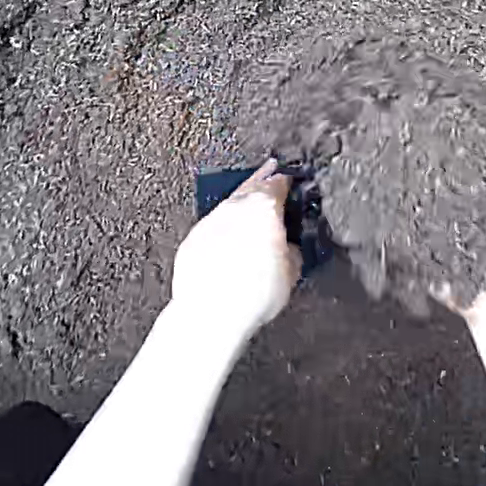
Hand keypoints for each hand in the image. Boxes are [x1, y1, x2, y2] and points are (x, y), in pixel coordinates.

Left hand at [171, 158, 301, 343]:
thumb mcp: (292, 271)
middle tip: (270, 172)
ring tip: (251, 214)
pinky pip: (212, 226)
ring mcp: (211, 220)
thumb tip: (289, 248)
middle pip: (252, 184)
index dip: (287, 181)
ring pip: (230, 204)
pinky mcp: (193, 239)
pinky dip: (222, 229)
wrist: (210, 314)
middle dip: (263, 179)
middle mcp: (236, 207)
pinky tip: (229, 243)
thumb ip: (292, 250)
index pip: (279, 182)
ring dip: (241, 205)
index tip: (290, 181)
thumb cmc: (250, 294)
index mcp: (264, 207)